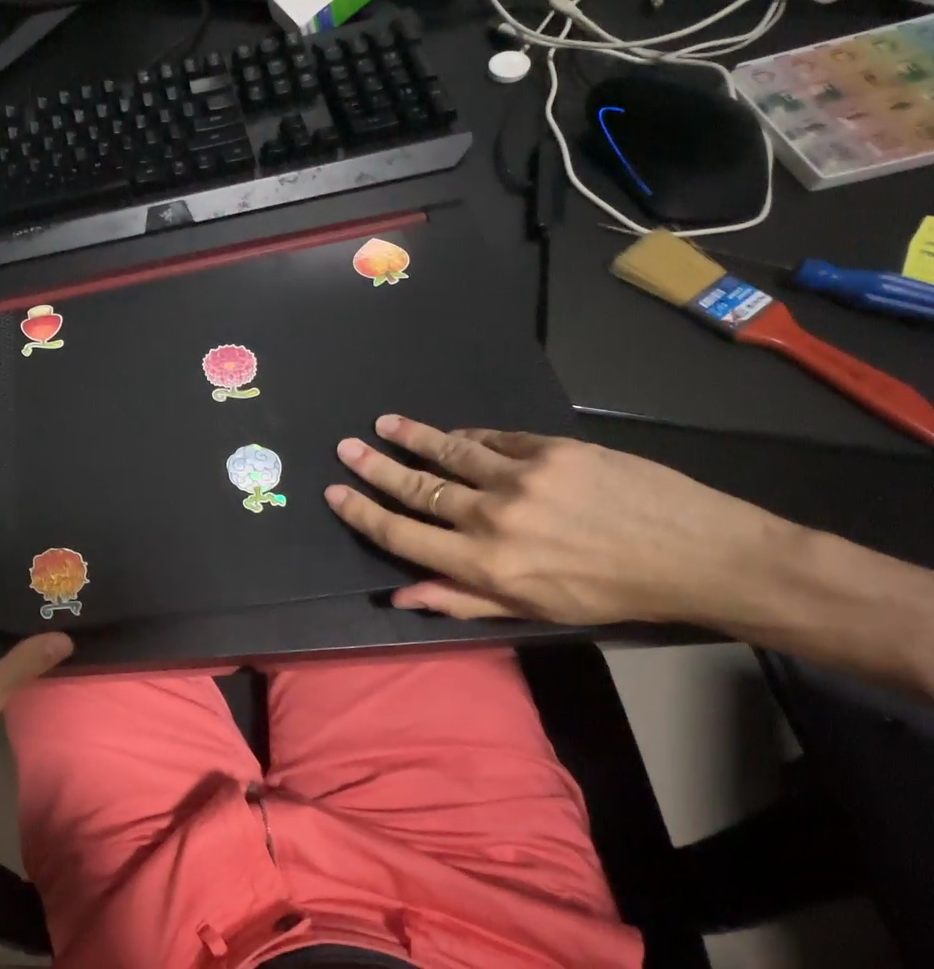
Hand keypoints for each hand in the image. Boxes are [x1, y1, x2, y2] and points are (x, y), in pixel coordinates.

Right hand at [323, 414, 806, 625]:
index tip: (335, 493)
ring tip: (384, 424)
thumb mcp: (534, 609)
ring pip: (448, 451)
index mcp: (485, 564)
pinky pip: (495, 439)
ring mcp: (522, 478)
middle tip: (346, 448)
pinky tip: (455, 434)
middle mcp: (493, 517)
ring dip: (411, 437)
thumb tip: (400, 595)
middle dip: (374, 467)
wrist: (699, 555)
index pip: (402, 533)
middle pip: (415, 487)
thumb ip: (463, 599)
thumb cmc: (611, 592)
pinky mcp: (552, 449)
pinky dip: (469, 436)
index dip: (362, 513)